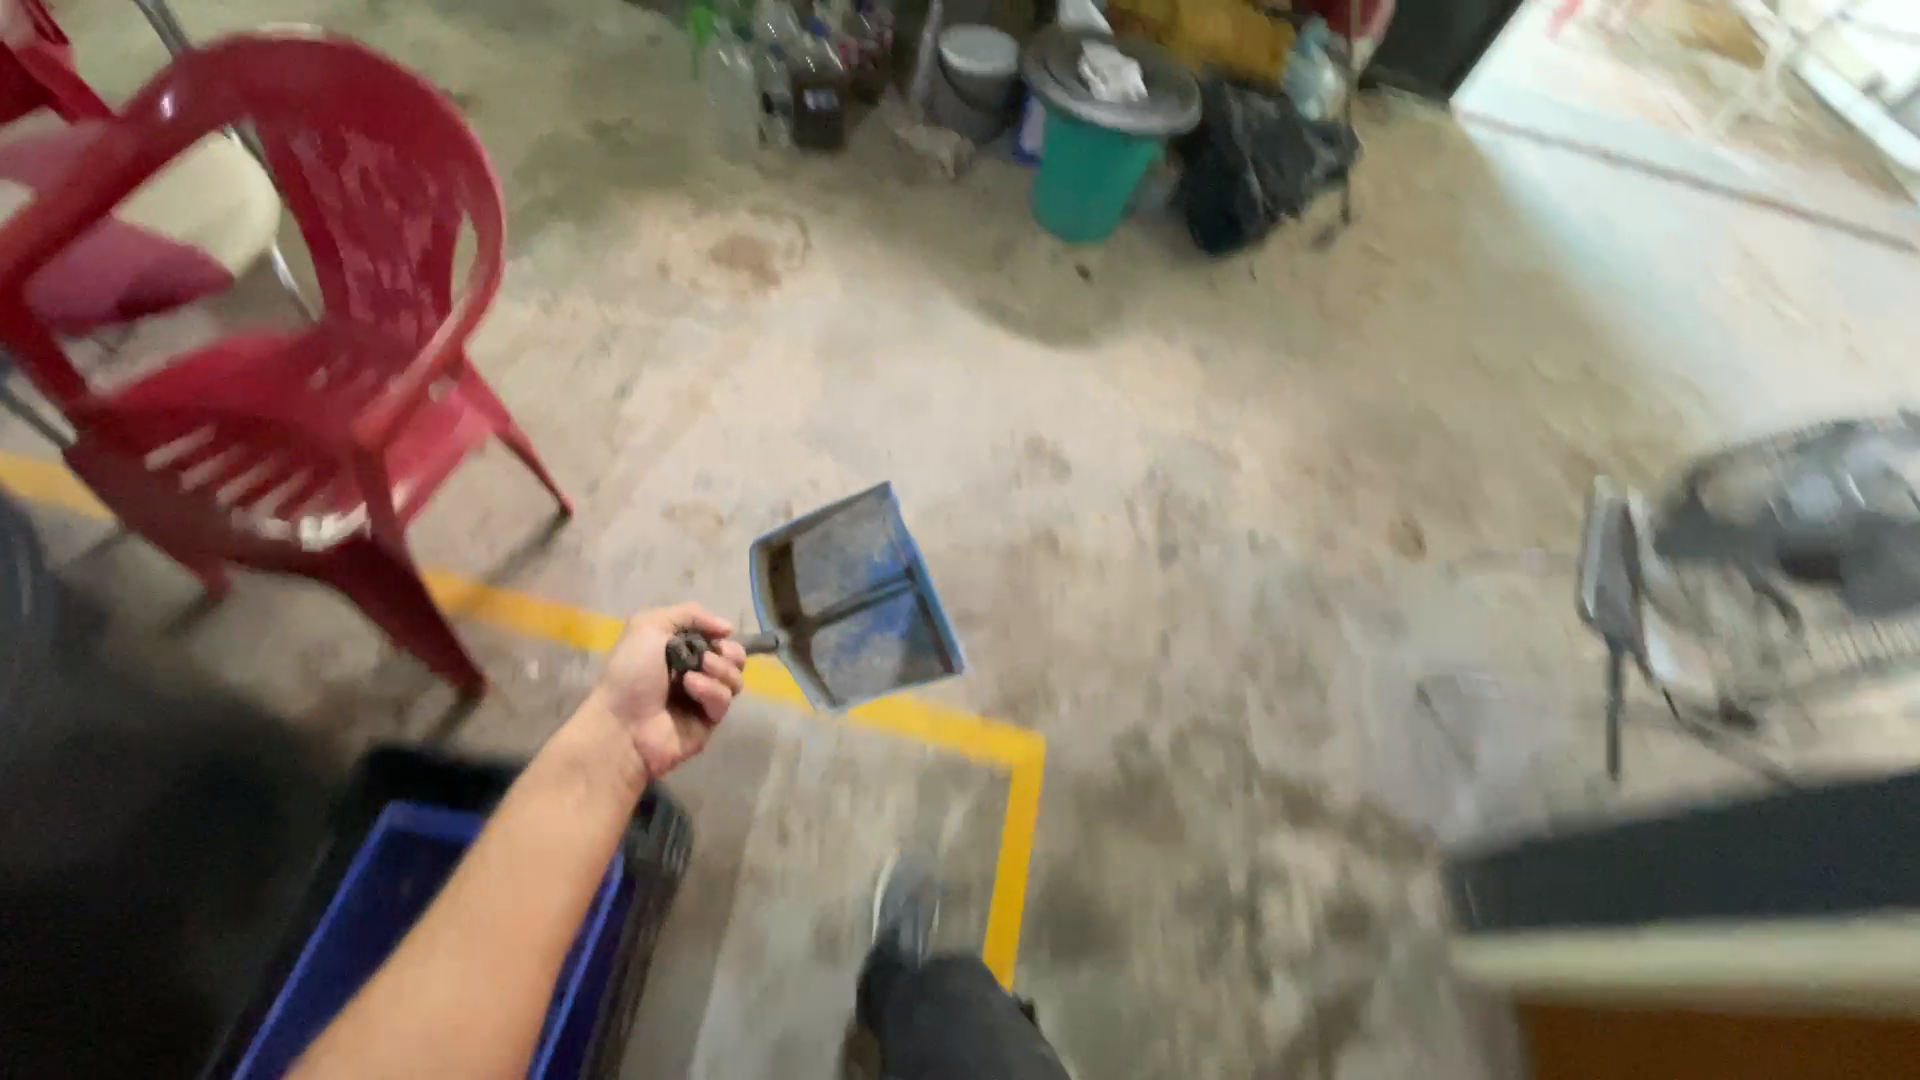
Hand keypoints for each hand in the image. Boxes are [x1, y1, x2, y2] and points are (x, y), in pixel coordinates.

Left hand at [587, 602, 745, 779]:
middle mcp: (696, 673)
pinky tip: (691, 689)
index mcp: (681, 651)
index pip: (718, 639)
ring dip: (719, 670)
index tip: (718, 634)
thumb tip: (727, 628)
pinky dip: (710, 690)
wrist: (621, 721)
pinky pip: (724, 699)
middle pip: (735, 659)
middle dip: (729, 653)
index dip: (721, 635)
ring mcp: (704, 699)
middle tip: (709, 656)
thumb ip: (689, 613)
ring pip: (735, 679)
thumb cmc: (630, 671)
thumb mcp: (649, 625)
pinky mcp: (710, 721)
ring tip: (691, 676)